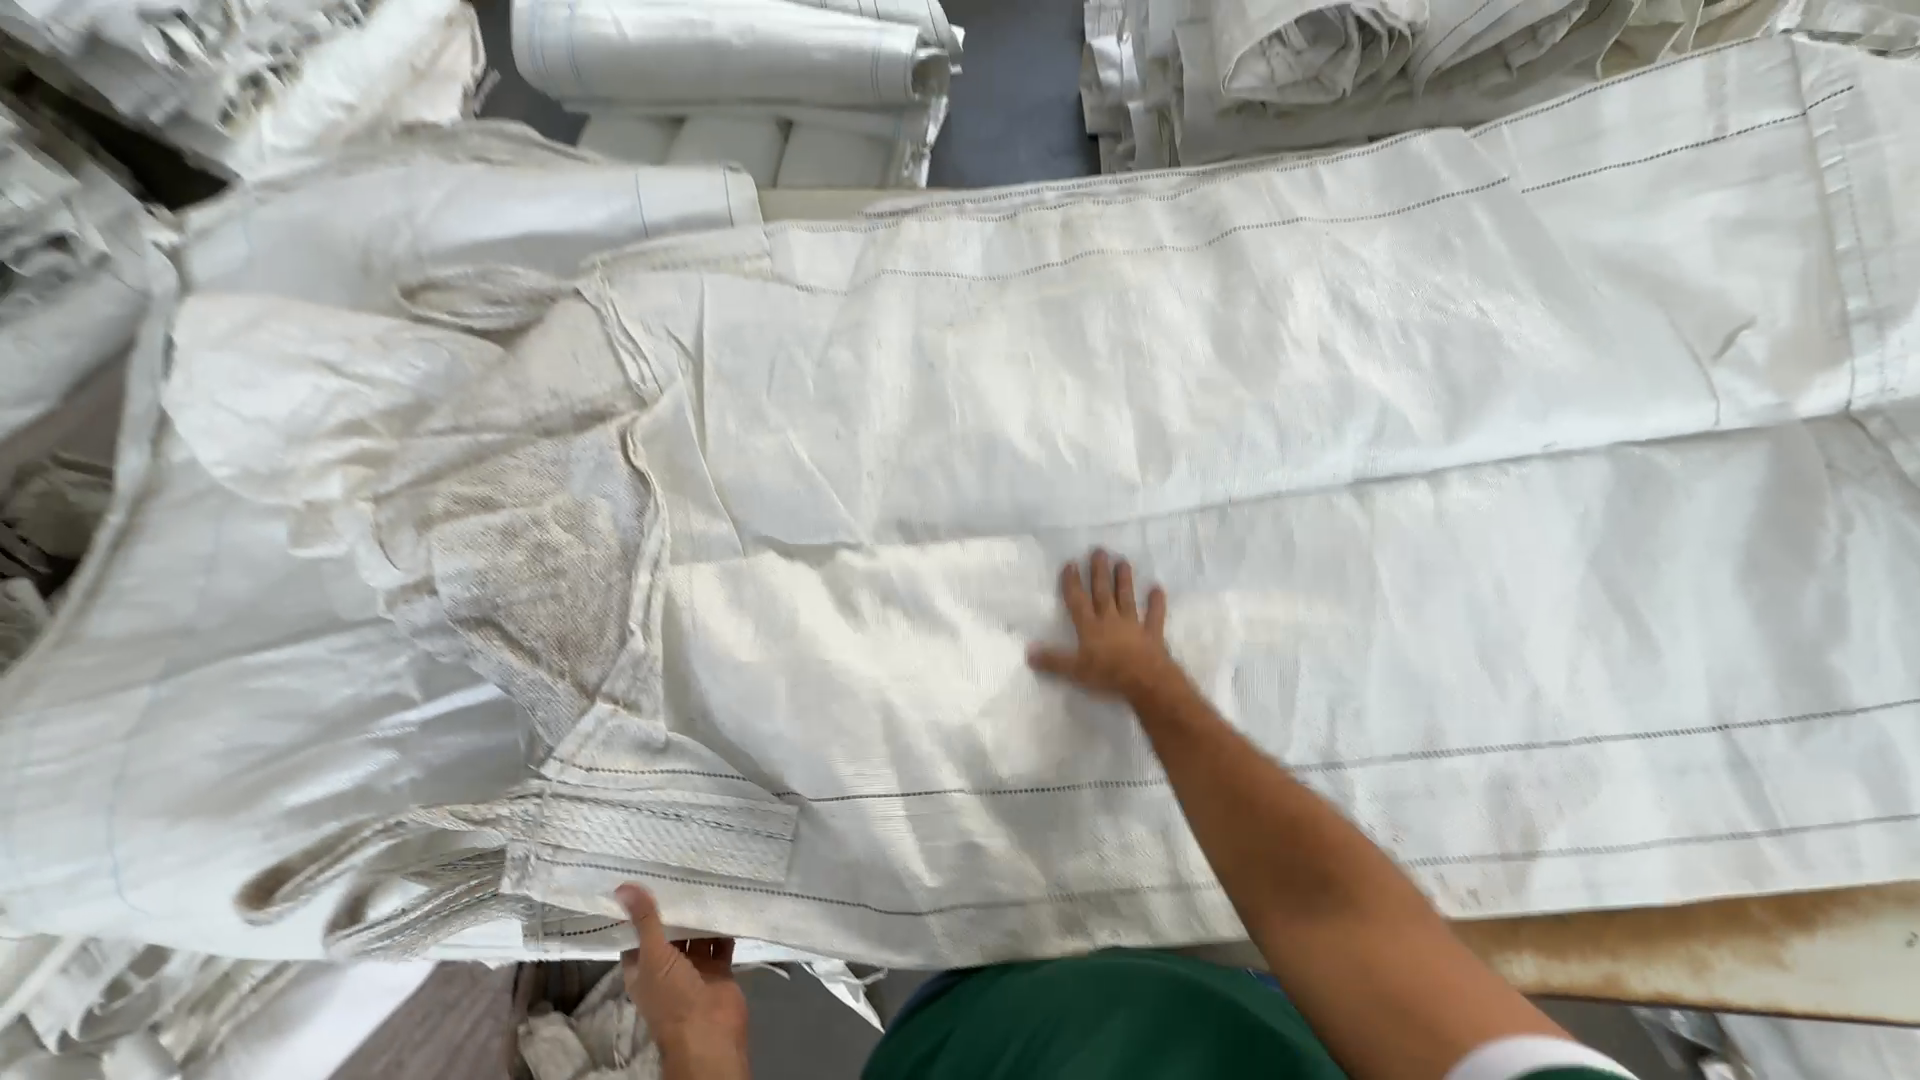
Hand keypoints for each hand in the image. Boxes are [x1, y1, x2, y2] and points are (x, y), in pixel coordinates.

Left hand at [616, 884, 749, 1079]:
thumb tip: (623, 887)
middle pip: (670, 933)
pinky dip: (724, 927)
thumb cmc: (673, 998)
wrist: (709, 1033)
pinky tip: (728, 901)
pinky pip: (720, 943)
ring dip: (701, 916)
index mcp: (643, 968)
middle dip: (675, 909)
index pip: (637, 935)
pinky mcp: (718, 970)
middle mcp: (667, 968)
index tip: (646, 880)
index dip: (640, 911)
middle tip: (682, 871)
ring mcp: (694, 970)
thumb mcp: (654, 956)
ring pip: (696, 936)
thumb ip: (645, 921)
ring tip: (707, 880)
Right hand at [1029, 549, 1181, 702]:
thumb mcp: (1074, 671)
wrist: (1145, 680)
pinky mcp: (1152, 634)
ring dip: (1124, 580)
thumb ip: (1053, 661)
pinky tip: (1157, 588)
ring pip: (1127, 598)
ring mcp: (1133, 625)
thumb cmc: (1107, 674)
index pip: (1078, 601)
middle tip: (1100, 551)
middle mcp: (1110, 620)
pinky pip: (1154, 616)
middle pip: (1103, 593)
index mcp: (1090, 627)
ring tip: (1123, 561)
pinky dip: (1156, 603)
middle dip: (1100, 572)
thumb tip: (1028, 652)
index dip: (1073, 583)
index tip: (1071, 563)